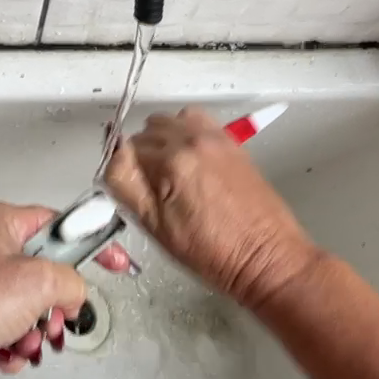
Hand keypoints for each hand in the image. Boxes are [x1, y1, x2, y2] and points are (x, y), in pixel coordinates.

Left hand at [0, 202, 126, 378]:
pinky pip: (11, 329)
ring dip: (34, 330)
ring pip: (31, 307)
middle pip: (48, 273)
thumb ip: (71, 281)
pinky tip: (3, 352)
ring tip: (23, 339)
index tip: (115, 262)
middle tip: (54, 319)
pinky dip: (13, 345)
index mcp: (5, 222)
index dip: (91, 243)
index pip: (62, 225)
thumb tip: (73, 293)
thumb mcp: (37, 281)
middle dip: (54, 306)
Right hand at [104, 107, 321, 303]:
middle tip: (155, 191)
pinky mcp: (228, 139)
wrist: (267, 259)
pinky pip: (192, 119)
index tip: (136, 193)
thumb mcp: (156, 228)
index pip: (124, 150)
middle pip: (143, 134)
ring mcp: (212, 136)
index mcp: (171, 163)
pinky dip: (183, 132)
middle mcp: (191, 140)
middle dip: (142, 159)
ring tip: (172, 174)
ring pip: (165, 123)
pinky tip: (188, 158)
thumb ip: (125, 186)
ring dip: (161, 143)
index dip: (125, 173)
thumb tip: (112, 158)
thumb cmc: (216, 253)